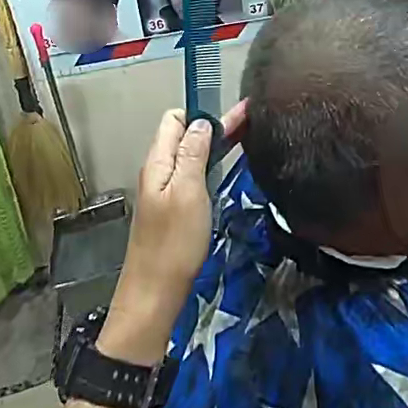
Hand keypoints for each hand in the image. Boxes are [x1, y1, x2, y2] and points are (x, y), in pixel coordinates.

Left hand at [100, 101, 245, 363]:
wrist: (155, 295)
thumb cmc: (174, 242)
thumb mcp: (187, 192)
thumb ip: (192, 153)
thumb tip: (201, 121)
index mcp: (158, 162)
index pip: (175, 119)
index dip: (202, 112)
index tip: (235, 114)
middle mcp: (160, 171)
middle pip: (185, 135)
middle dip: (216, 124)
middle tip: (252, 117)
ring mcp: (166, 191)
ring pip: (191, 154)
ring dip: (216, 143)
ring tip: (247, 135)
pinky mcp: (175, 209)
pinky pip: (194, 173)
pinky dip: (212, 163)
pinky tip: (229, 166)